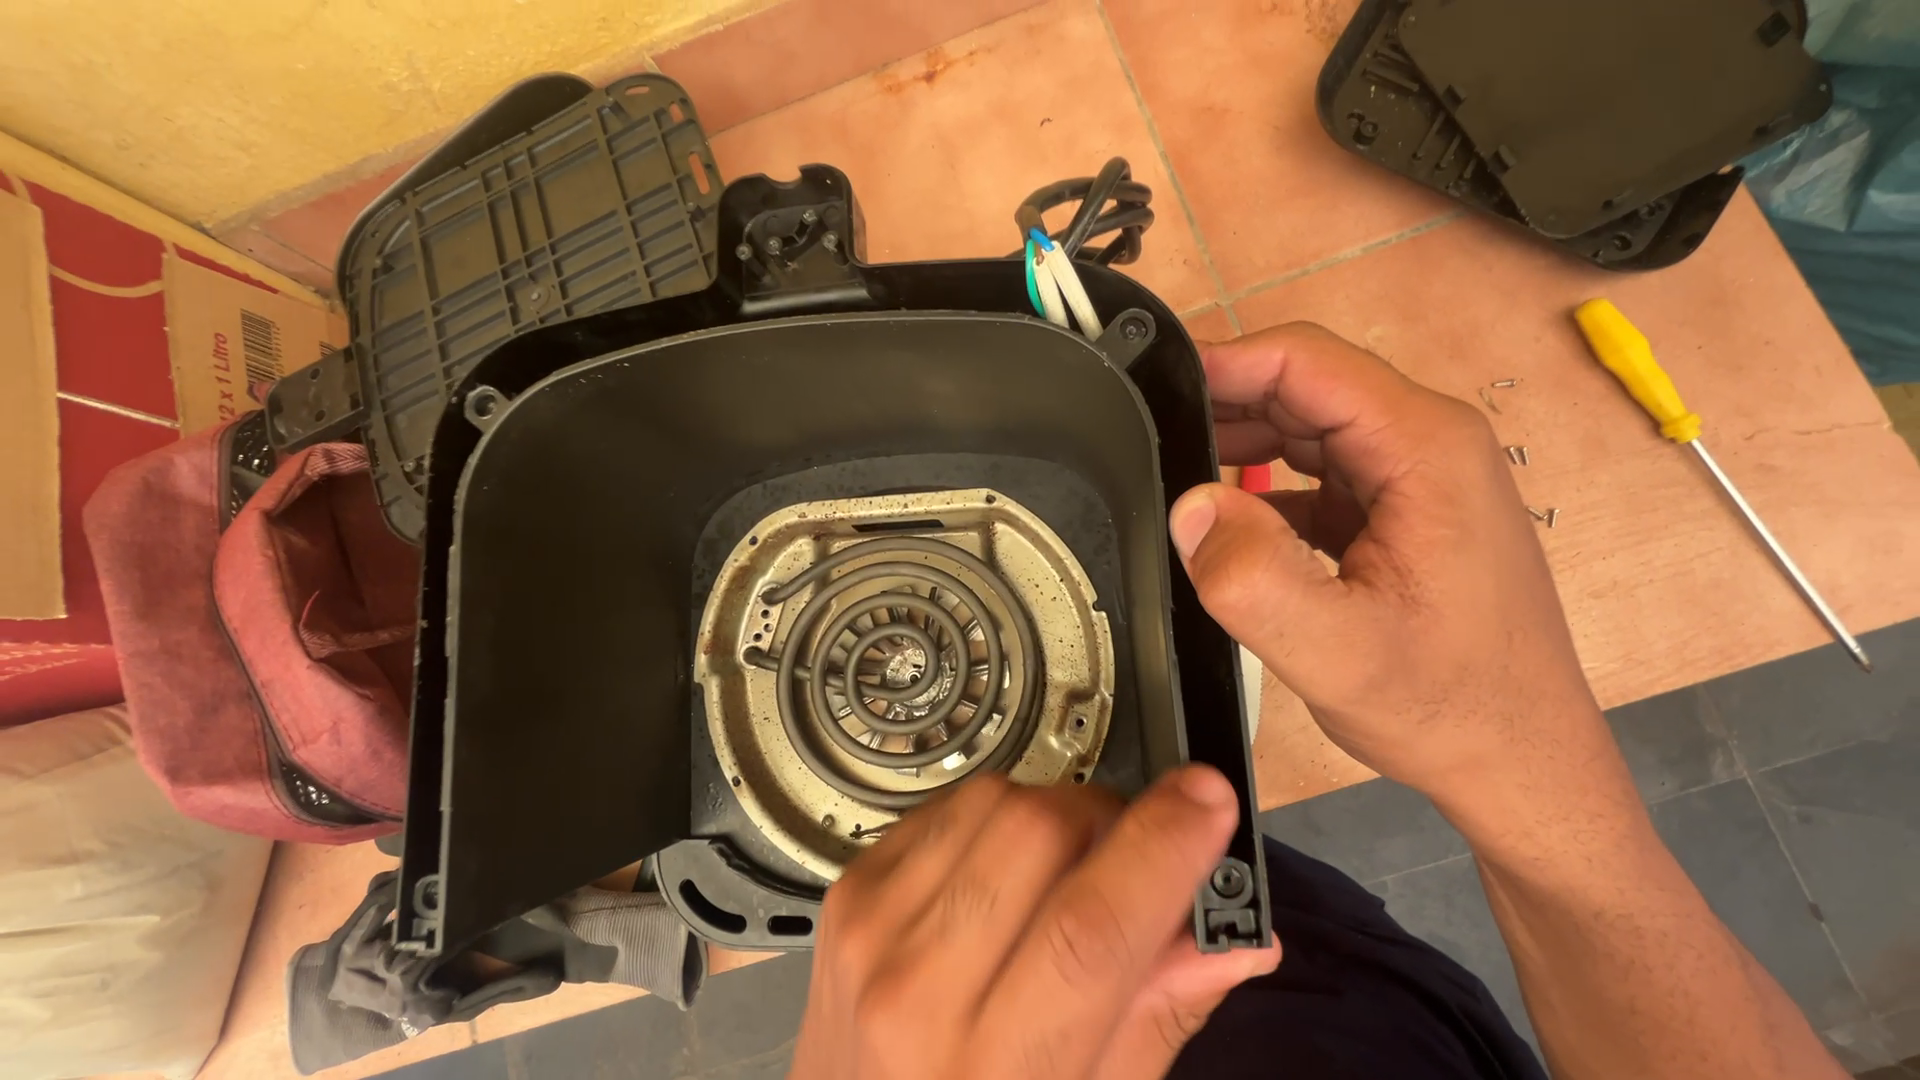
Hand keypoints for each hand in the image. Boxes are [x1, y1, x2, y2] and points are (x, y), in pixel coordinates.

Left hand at [788, 767, 1279, 1079]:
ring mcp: (872, 927)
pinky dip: (996, 817)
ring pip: (994, 801)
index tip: (1207, 800)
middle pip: (1038, 834)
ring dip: (1053, 813)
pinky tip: (1004, 867)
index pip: (1088, 932)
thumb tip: (1232, 938)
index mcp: (992, 1068)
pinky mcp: (851, 887)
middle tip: (1135, 852)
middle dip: (1110, 820)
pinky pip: (946, 806)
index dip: (1161, 850)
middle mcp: (916, 988)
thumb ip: (1156, 1016)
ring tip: (1065, 867)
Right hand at [1170, 323, 1606, 802]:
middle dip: (1221, 401)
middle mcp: (1423, 444)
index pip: (1304, 362)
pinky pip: (1316, 472)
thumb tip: (1187, 507)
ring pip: (1306, 426)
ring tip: (1170, 467)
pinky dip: (1262, 483)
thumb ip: (1254, 579)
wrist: (1519, 761)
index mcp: (1420, 447)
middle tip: (1144, 435)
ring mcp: (1412, 478)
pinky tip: (1224, 517)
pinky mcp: (1397, 512)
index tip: (1149, 384)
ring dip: (1237, 441)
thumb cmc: (1445, 704)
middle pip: (1303, 386)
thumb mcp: (1337, 652)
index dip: (1222, 362)